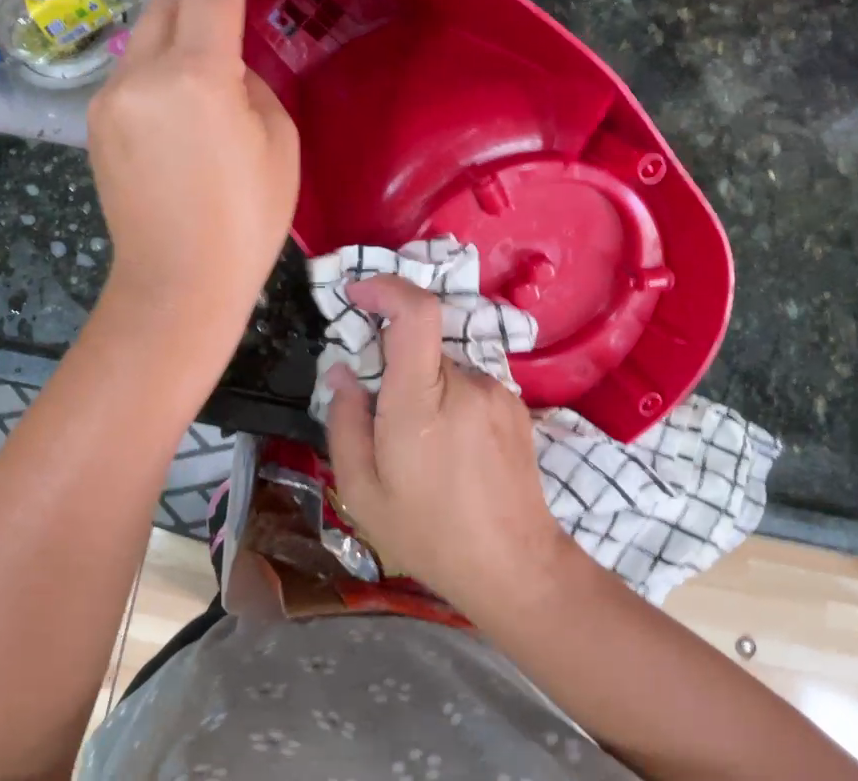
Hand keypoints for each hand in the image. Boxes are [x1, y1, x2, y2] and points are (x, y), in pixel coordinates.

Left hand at [87, 0, 299, 333]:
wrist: (176, 286)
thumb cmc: (244, 223)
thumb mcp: (277, 145)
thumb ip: (250, 87)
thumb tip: (226, 70)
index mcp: (195, 78)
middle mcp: (142, 75)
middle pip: (169, 0)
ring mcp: (111, 99)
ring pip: (147, 35)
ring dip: (177, 14)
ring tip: (206, 10)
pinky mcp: (98, 124)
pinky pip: (135, 71)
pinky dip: (162, 57)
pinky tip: (183, 74)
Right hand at [325, 275, 569, 607]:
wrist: (515, 568)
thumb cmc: (429, 535)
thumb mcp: (362, 491)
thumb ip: (344, 422)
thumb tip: (342, 373)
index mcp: (421, 404)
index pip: (416, 313)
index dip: (387, 288)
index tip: (358, 295)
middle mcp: (466, 385)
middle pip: (422, 342)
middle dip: (393, 361)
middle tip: (379, 413)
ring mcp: (497, 393)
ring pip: (444, 366)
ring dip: (423, 387)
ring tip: (420, 447)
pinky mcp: (515, 406)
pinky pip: (469, 384)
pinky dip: (448, 399)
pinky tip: (450, 451)